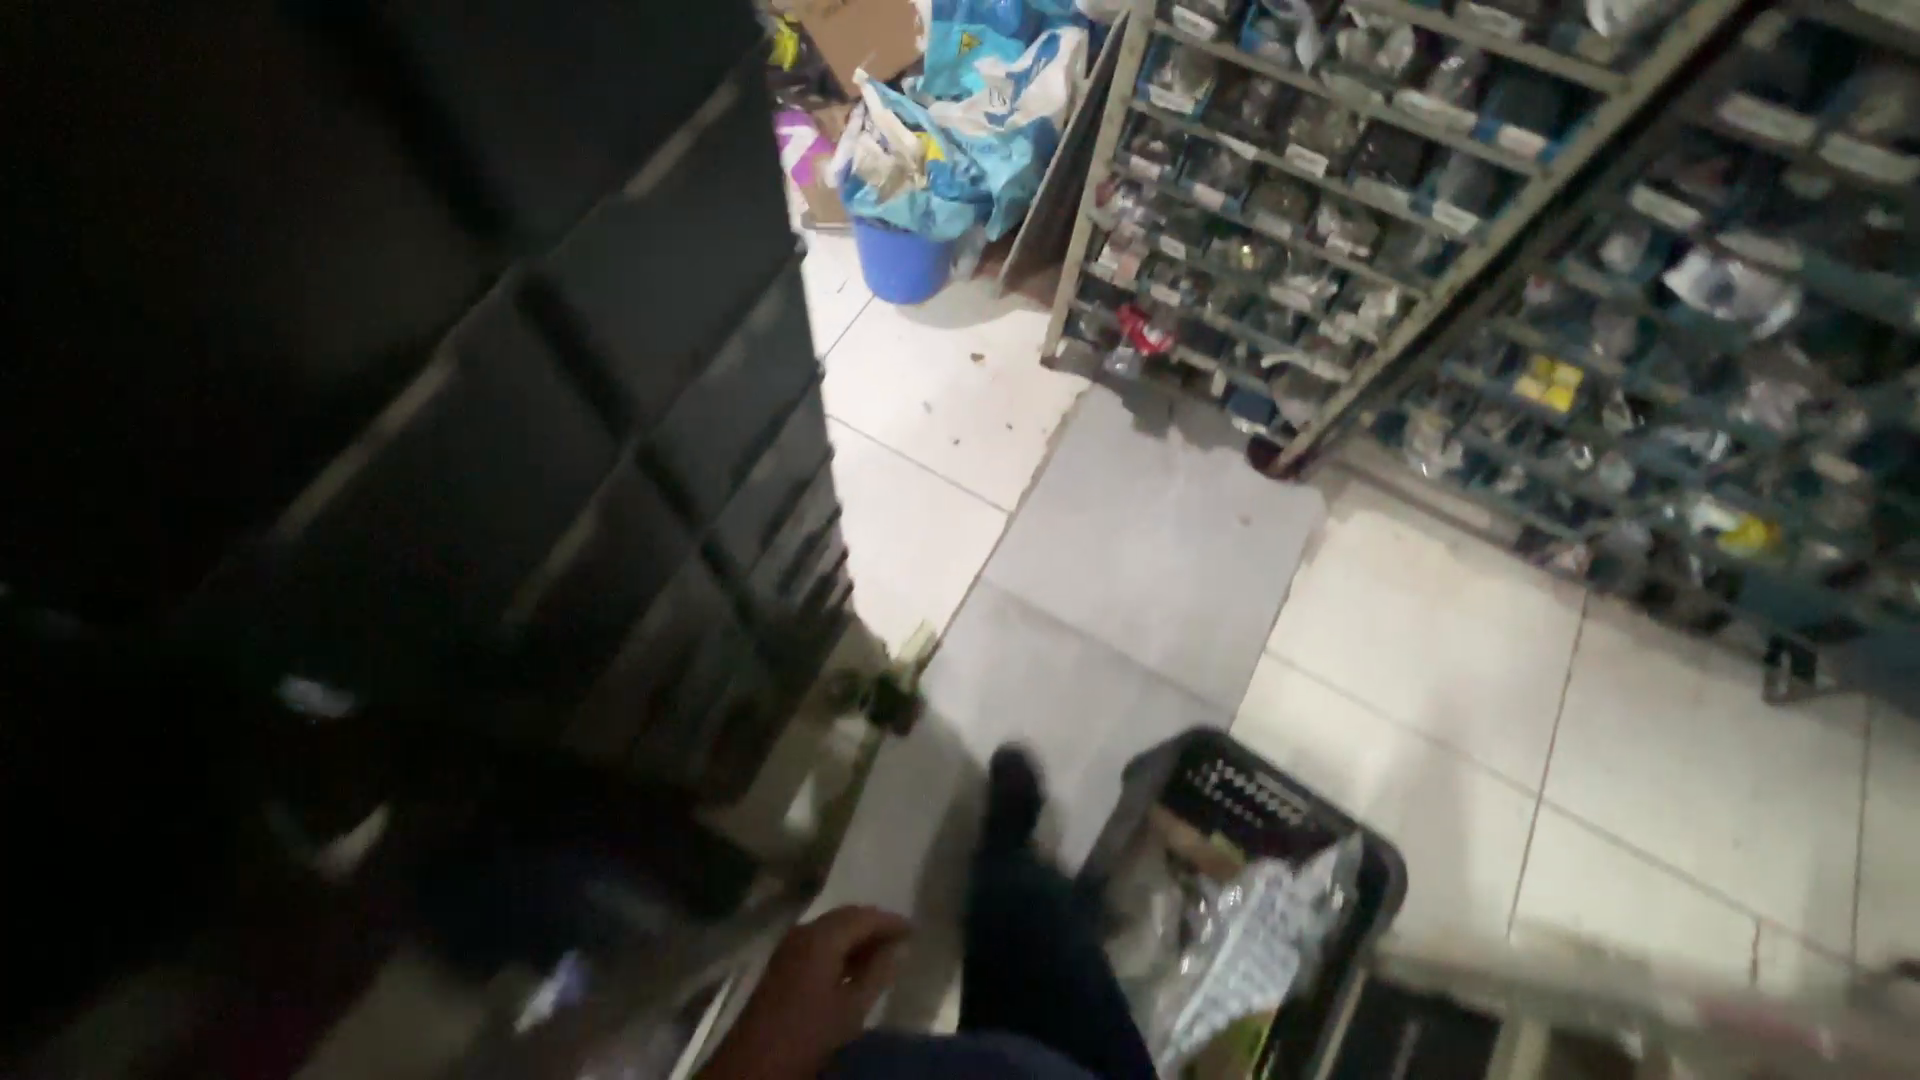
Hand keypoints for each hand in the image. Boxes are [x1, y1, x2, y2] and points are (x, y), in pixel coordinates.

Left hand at [700, 906, 911, 1079]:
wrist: (752, 1065)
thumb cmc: (807, 1035)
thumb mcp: (851, 1009)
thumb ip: (878, 973)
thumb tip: (899, 948)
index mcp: (822, 937)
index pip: (864, 916)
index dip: (891, 921)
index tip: (914, 930)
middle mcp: (805, 931)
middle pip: (846, 916)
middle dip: (874, 925)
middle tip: (900, 939)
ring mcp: (790, 945)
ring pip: (831, 928)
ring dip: (856, 936)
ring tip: (882, 954)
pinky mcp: (782, 961)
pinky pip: (819, 941)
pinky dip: (839, 946)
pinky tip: (853, 967)